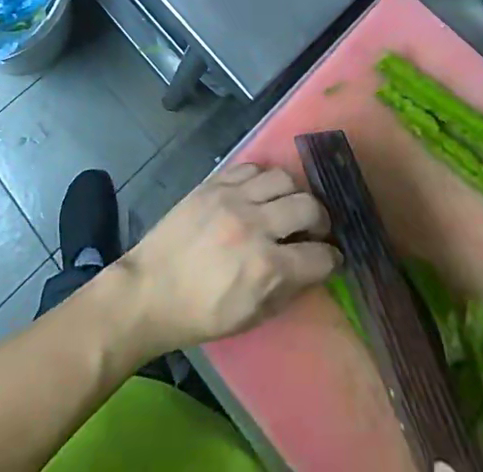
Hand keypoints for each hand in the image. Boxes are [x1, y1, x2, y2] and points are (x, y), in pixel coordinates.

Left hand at [113, 164, 340, 355]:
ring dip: (293, 194)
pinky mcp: (212, 184)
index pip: (321, 254)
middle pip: (309, 206)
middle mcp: (254, 225)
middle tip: (314, 230)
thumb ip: (289, 288)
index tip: (330, 258)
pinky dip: (263, 179)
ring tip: (286, 207)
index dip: (332, 259)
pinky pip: (251, 167)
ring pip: (283, 178)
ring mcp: (232, 198)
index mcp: (267, 267)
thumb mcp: (252, 316)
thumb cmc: (202, 313)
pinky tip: (259, 194)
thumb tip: (314, 267)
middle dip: (321, 221)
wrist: (150, 290)